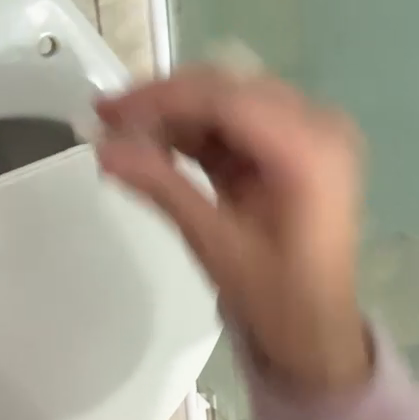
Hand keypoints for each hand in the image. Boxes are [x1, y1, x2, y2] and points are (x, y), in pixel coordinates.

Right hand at [95, 64, 371, 393]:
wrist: (313, 329)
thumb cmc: (274, 295)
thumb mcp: (213, 241)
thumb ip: (160, 186)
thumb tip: (102, 149)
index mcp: (311, 150)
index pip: (227, 100)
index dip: (162, 99)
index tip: (107, 112)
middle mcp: (316, 127)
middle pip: (227, 90)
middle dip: (163, 101)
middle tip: (105, 117)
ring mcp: (304, 134)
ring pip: (224, 102)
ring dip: (171, 115)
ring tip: (119, 134)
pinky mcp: (286, 147)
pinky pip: (230, 123)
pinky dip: (188, 131)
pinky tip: (151, 145)